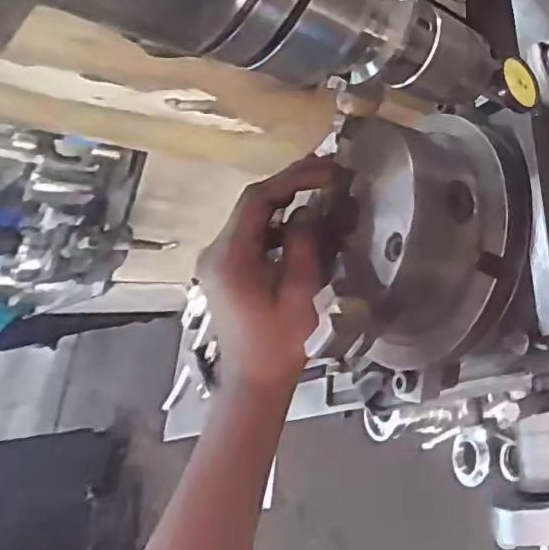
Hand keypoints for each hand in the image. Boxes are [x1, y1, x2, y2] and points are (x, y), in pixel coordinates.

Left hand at [196, 155, 342, 390]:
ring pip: (254, 213)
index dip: (294, 178)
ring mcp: (221, 259)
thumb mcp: (301, 290)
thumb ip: (304, 244)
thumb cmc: (281, 342)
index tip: (329, 171)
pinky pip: (256, 231)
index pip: (258, 199)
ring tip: (324, 181)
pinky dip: (281, 217)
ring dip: (288, 195)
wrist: (255, 382)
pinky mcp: (230, 267)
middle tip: (330, 167)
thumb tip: (308, 211)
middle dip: (293, 180)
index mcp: (230, 256)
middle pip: (254, 201)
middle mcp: (217, 251)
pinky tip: (307, 214)